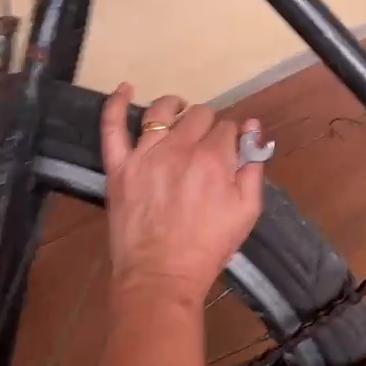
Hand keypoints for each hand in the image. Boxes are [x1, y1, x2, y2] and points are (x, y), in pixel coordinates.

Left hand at [100, 83, 263, 307]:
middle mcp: (181, 149)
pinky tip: (124, 88)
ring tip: (178, 110)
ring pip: (162, 111)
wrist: (161, 276)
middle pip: (199, 116)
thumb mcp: (247, 211)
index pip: (227, 128)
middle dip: (208, 125)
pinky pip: (112, 127)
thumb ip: (253, 168)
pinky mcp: (119, 168)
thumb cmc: (209, 247)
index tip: (231, 151)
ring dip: (175, 106)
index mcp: (215, 159)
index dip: (232, 137)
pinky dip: (116, 104)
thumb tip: (253, 131)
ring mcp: (146, 155)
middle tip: (207, 144)